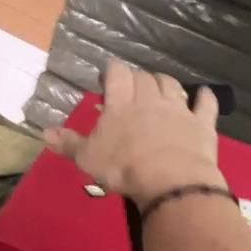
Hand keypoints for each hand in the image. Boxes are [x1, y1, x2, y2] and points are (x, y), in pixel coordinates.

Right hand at [42, 61, 225, 203]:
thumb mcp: (87, 158)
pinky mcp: (202, 123)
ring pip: (172, 85)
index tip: (107, 74)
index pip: (117, 74)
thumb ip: (68, 143)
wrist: (170, 181)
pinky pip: (205, 104)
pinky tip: (203, 93)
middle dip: (136, 78)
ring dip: (163, 83)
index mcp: (121, 103)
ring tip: (157, 87)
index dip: (112, 70)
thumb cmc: (123, 167)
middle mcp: (150, 99)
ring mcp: (179, 109)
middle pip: (144, 77)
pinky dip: (204, 97)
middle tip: (129, 87)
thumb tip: (44, 132)